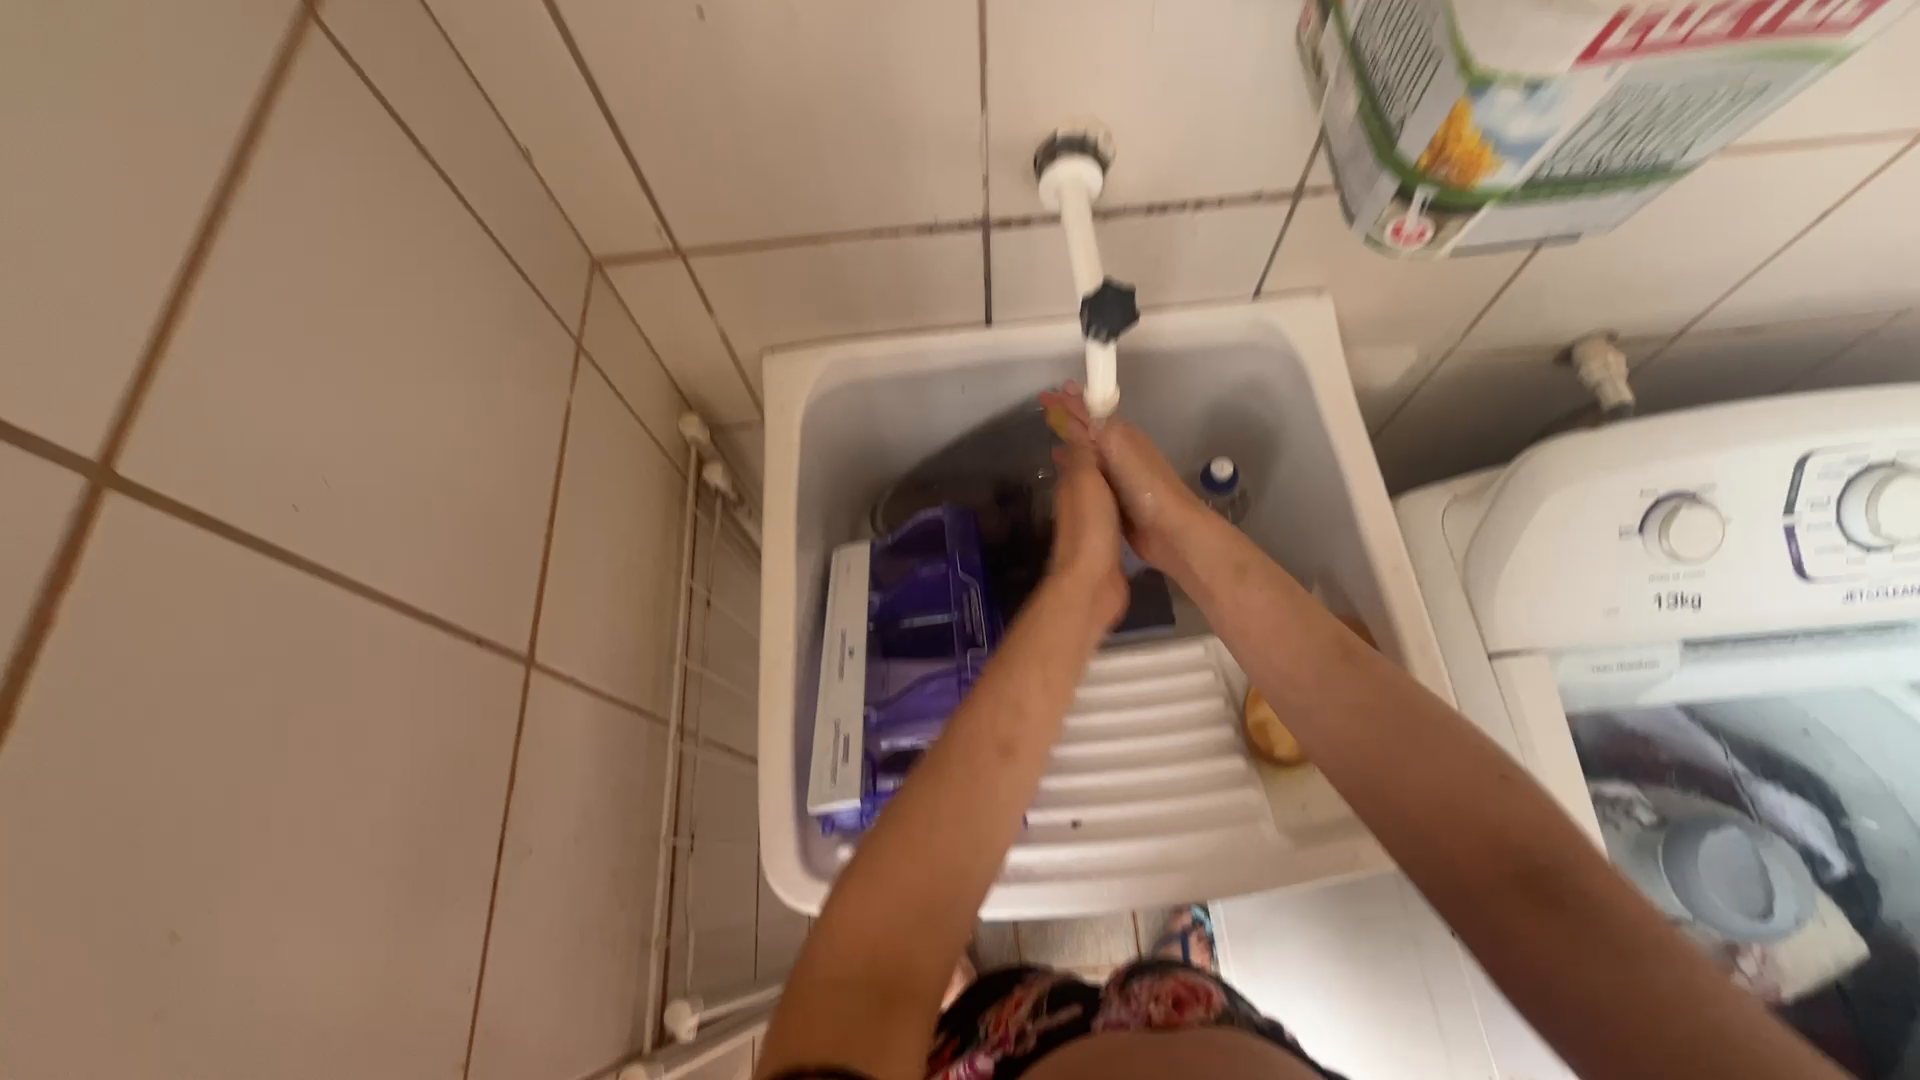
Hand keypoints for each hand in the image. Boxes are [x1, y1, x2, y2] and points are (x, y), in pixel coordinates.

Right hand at [1039, 383, 1209, 573]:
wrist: (1169, 531)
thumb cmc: (1145, 486)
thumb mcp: (1119, 448)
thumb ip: (1096, 427)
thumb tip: (1075, 401)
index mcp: (1122, 436)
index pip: (1091, 412)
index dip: (1070, 402)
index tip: (1048, 394)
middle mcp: (1119, 452)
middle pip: (1088, 430)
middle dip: (1067, 417)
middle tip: (1044, 406)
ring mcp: (1116, 476)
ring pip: (1086, 453)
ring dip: (1069, 442)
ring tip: (1050, 436)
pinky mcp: (1112, 499)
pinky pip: (1087, 477)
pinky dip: (1073, 469)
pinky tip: (1061, 472)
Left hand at [1048, 442, 1128, 631]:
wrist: (1093, 580)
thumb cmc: (1090, 525)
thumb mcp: (1085, 480)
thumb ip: (1083, 457)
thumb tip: (1079, 432)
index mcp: (1070, 484)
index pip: (1078, 454)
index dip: (1090, 440)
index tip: (1108, 426)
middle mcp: (1078, 503)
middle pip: (1093, 476)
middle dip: (1105, 462)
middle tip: (1131, 448)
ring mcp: (1092, 526)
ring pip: (1104, 497)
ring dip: (1115, 485)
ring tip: (1138, 472)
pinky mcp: (1106, 546)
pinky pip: (1116, 519)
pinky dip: (1123, 508)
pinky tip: (1137, 506)